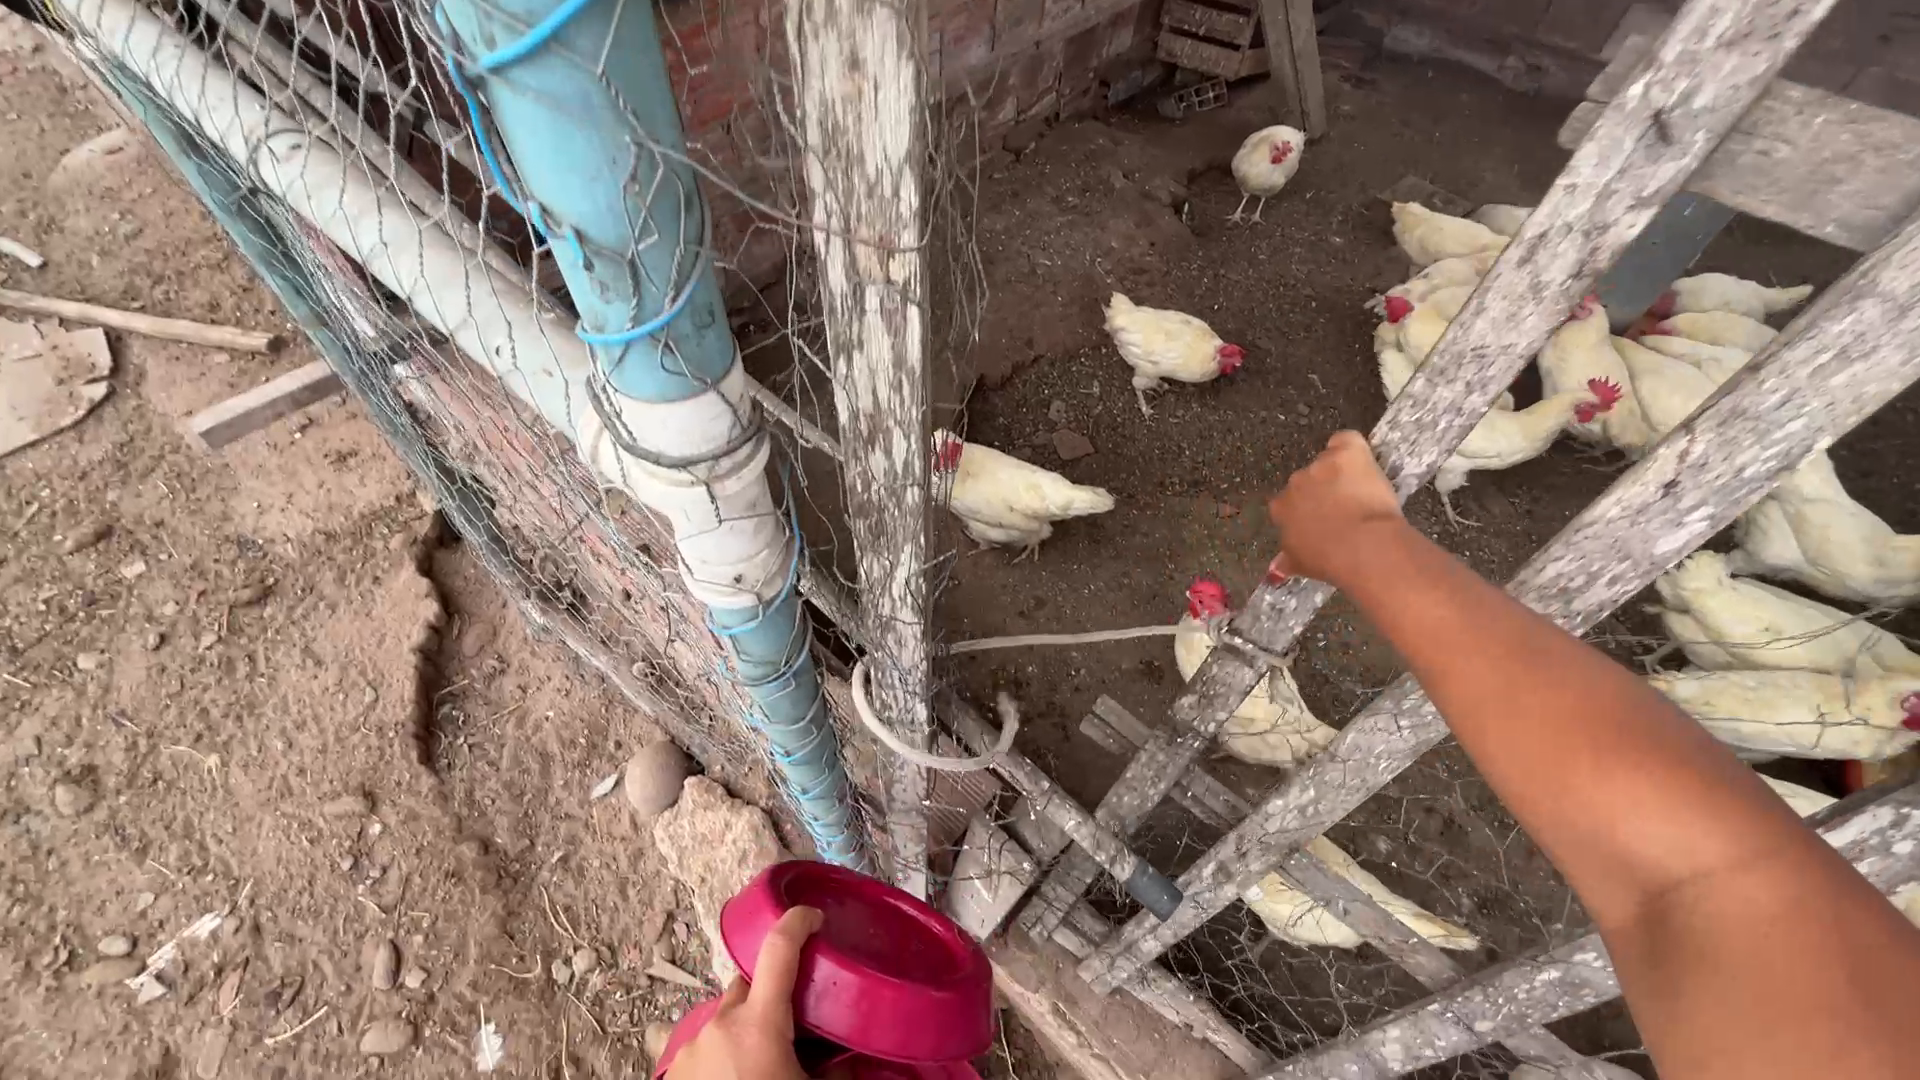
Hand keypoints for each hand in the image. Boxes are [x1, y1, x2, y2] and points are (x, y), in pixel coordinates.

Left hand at [666, 906, 822, 1079]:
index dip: (798, 921)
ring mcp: (690, 1049)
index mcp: (758, 1023)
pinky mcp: (671, 1074)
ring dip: (743, 1030)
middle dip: (768, 996)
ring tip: (760, 1066)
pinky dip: (721, 1055)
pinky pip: (703, 1048)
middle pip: (747, 985)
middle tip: (791, 1025)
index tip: (814, 916)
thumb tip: (858, 1056)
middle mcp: (720, 1024)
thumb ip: (838, 1070)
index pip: (779, 948)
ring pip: (724, 1019)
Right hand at [1266, 431, 1405, 586]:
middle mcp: (1295, 483)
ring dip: (1340, 473)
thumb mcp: (1302, 564)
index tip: (1320, 520)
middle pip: (1307, 481)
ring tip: (1362, 493)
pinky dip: (1352, 448)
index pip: (1287, 502)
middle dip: (1322, 491)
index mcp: (1281, 508)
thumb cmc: (1329, 560)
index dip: (1305, 510)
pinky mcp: (1347, 452)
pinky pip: (1346, 441)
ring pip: (1328, 462)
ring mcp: (1320, 465)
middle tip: (1343, 508)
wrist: (1363, 547)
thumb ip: (1287, 560)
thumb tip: (1277, 568)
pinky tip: (1361, 462)